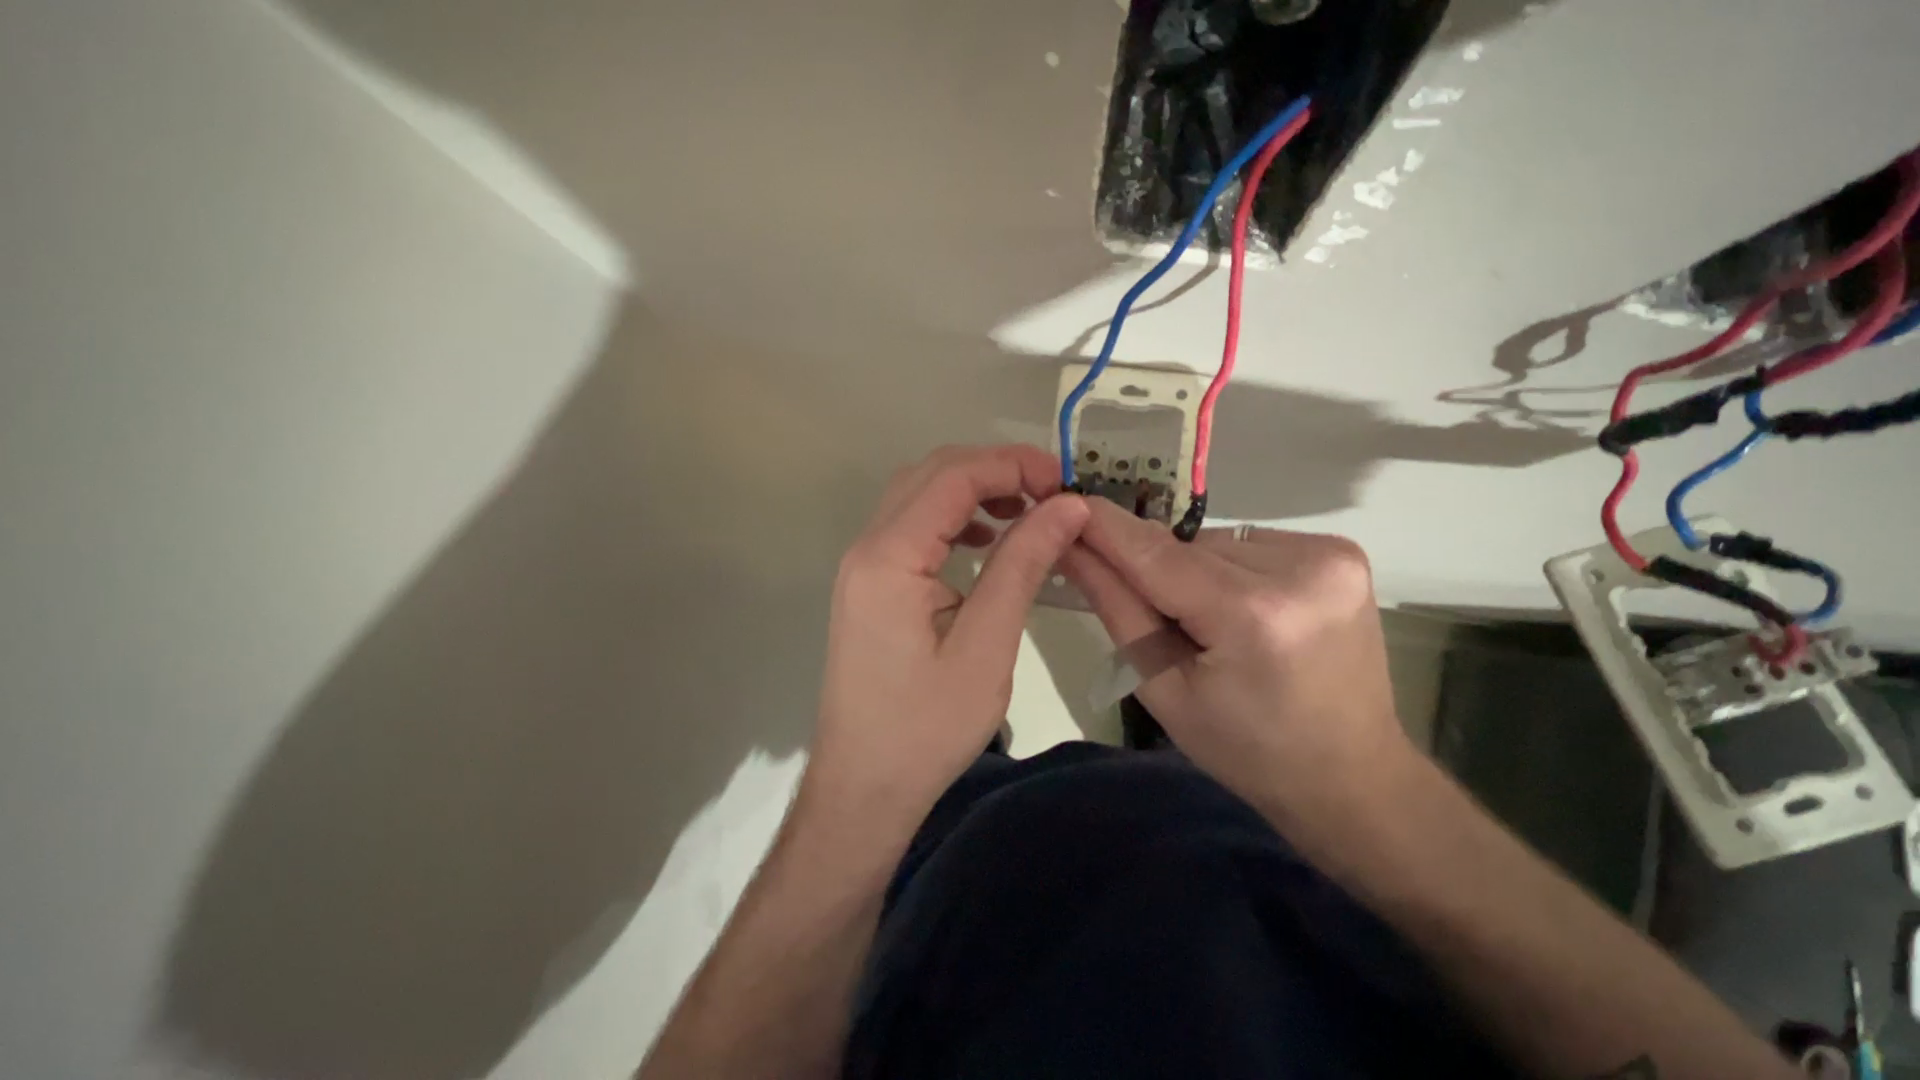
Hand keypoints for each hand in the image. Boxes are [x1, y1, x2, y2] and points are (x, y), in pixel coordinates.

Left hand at [805, 445, 1089, 828]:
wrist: (864, 786)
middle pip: (931, 476)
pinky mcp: (869, 589)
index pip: (953, 477)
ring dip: (973, 492)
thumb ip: (1023, 565)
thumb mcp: (987, 646)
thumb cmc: (927, 727)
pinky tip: (988, 542)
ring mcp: (862, 568)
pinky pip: (911, 531)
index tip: (1067, 481)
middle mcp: (866, 549)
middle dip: (994, 470)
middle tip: (1054, 493)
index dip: (1013, 465)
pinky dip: (953, 521)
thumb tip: (1069, 505)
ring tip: (1029, 512)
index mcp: (889, 557)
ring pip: (918, 498)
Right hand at [1062, 498, 1412, 830]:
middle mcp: (1300, 569)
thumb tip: (1072, 546)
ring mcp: (1331, 555)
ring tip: (1218, 628)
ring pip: (1221, 542)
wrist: (1350, 774)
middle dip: (1162, 573)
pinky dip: (1238, 570)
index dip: (1105, 528)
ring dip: (1202, 571)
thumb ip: (1118, 609)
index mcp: (1253, 615)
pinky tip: (1253, 615)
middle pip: (1189, 548)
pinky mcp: (1345, 552)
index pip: (1156, 554)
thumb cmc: (1247, 750)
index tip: (1062, 507)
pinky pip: (1256, 544)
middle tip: (1165, 625)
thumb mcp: (1165, 690)